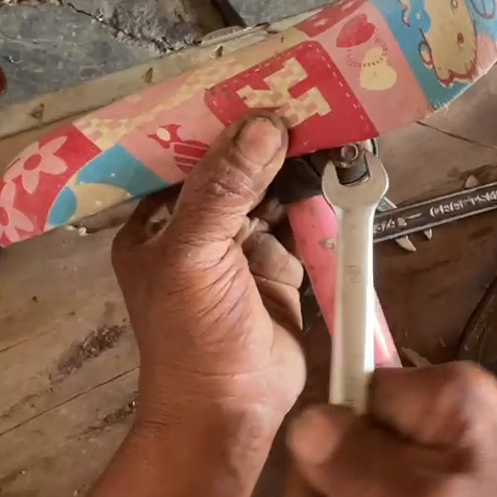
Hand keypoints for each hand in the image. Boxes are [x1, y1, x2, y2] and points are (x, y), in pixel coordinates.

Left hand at [111, 114, 304, 431]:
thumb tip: (264, 125)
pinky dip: (318, 201)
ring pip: (271, 192)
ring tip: (330, 127)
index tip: (259, 85)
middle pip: (236, 170)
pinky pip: (299, 222)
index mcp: (159, 222)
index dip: (220, 122)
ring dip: (297, 167)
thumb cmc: (194, 335)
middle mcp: (199, 228)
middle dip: (268, 140)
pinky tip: (338, 173)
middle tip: (308, 100)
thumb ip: (224, 189)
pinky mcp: (281, 265)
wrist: (231, 412)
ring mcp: (242, 247)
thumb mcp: (194, 255)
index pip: (187, 157)